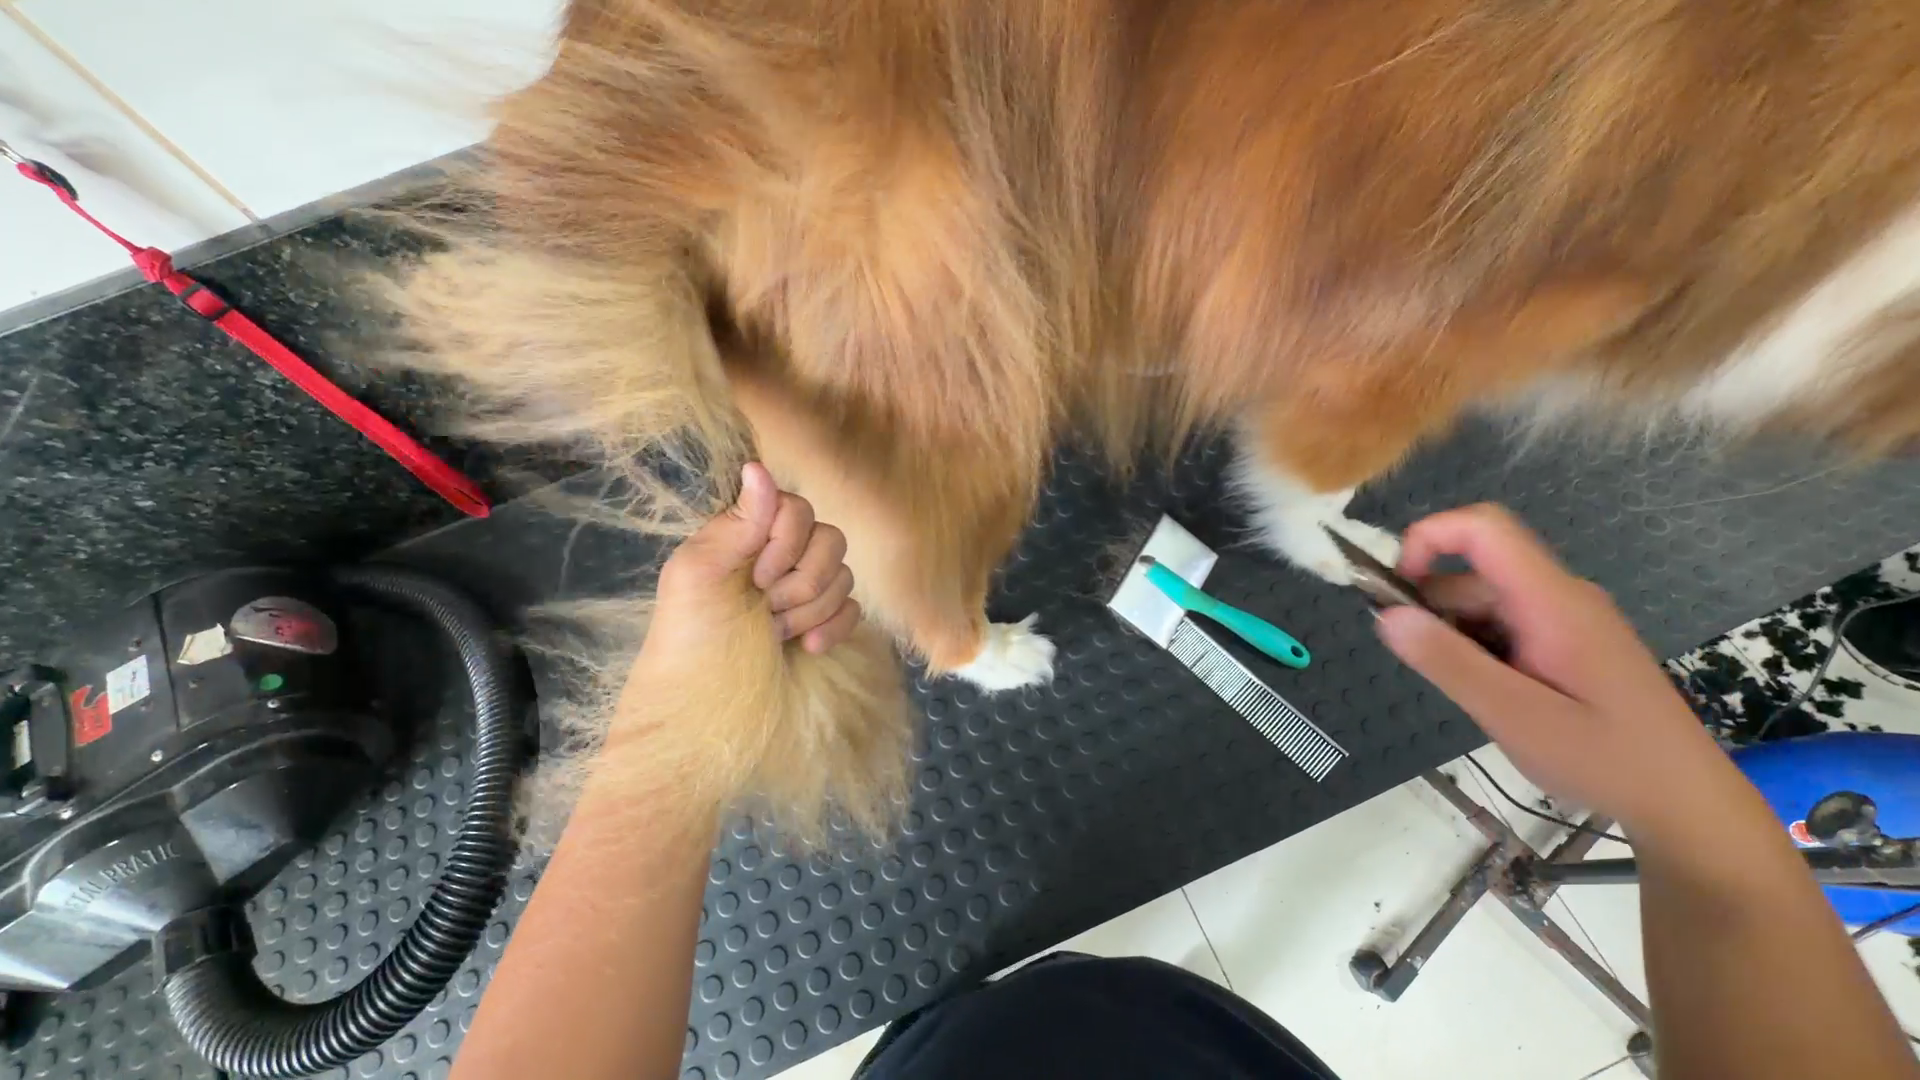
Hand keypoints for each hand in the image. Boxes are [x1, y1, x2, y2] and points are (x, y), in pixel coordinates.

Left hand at [641, 463, 860, 670]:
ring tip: (776, 633)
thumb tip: (758, 466)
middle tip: (766, 608)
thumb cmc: (691, 634)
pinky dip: (835, 627)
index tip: (757, 578)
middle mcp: (782, 555)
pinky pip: (855, 609)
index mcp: (749, 534)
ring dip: (810, 610)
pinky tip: (808, 647)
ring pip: (845, 576)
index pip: (798, 508)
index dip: (787, 543)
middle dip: (802, 582)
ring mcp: (807, 590)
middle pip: (831, 539)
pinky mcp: (826, 623)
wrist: (705, 703)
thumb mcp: (699, 572)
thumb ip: (737, 521)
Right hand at [1374, 504, 1735, 833]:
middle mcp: (1560, 596)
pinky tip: (1488, 693)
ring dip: (1454, 633)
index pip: (1483, 528)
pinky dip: (1478, 648)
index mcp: (1553, 602)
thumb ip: (1448, 661)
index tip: (1393, 591)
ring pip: (1484, 600)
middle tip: (1418, 664)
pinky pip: (1504, 624)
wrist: (1688, 803)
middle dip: (1431, 604)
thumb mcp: (1514, 716)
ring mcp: (1567, 619)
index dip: (1427, 539)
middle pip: (1474, 571)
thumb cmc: (1606, 760)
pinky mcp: (1568, 641)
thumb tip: (1386, 615)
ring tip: (1464, 692)